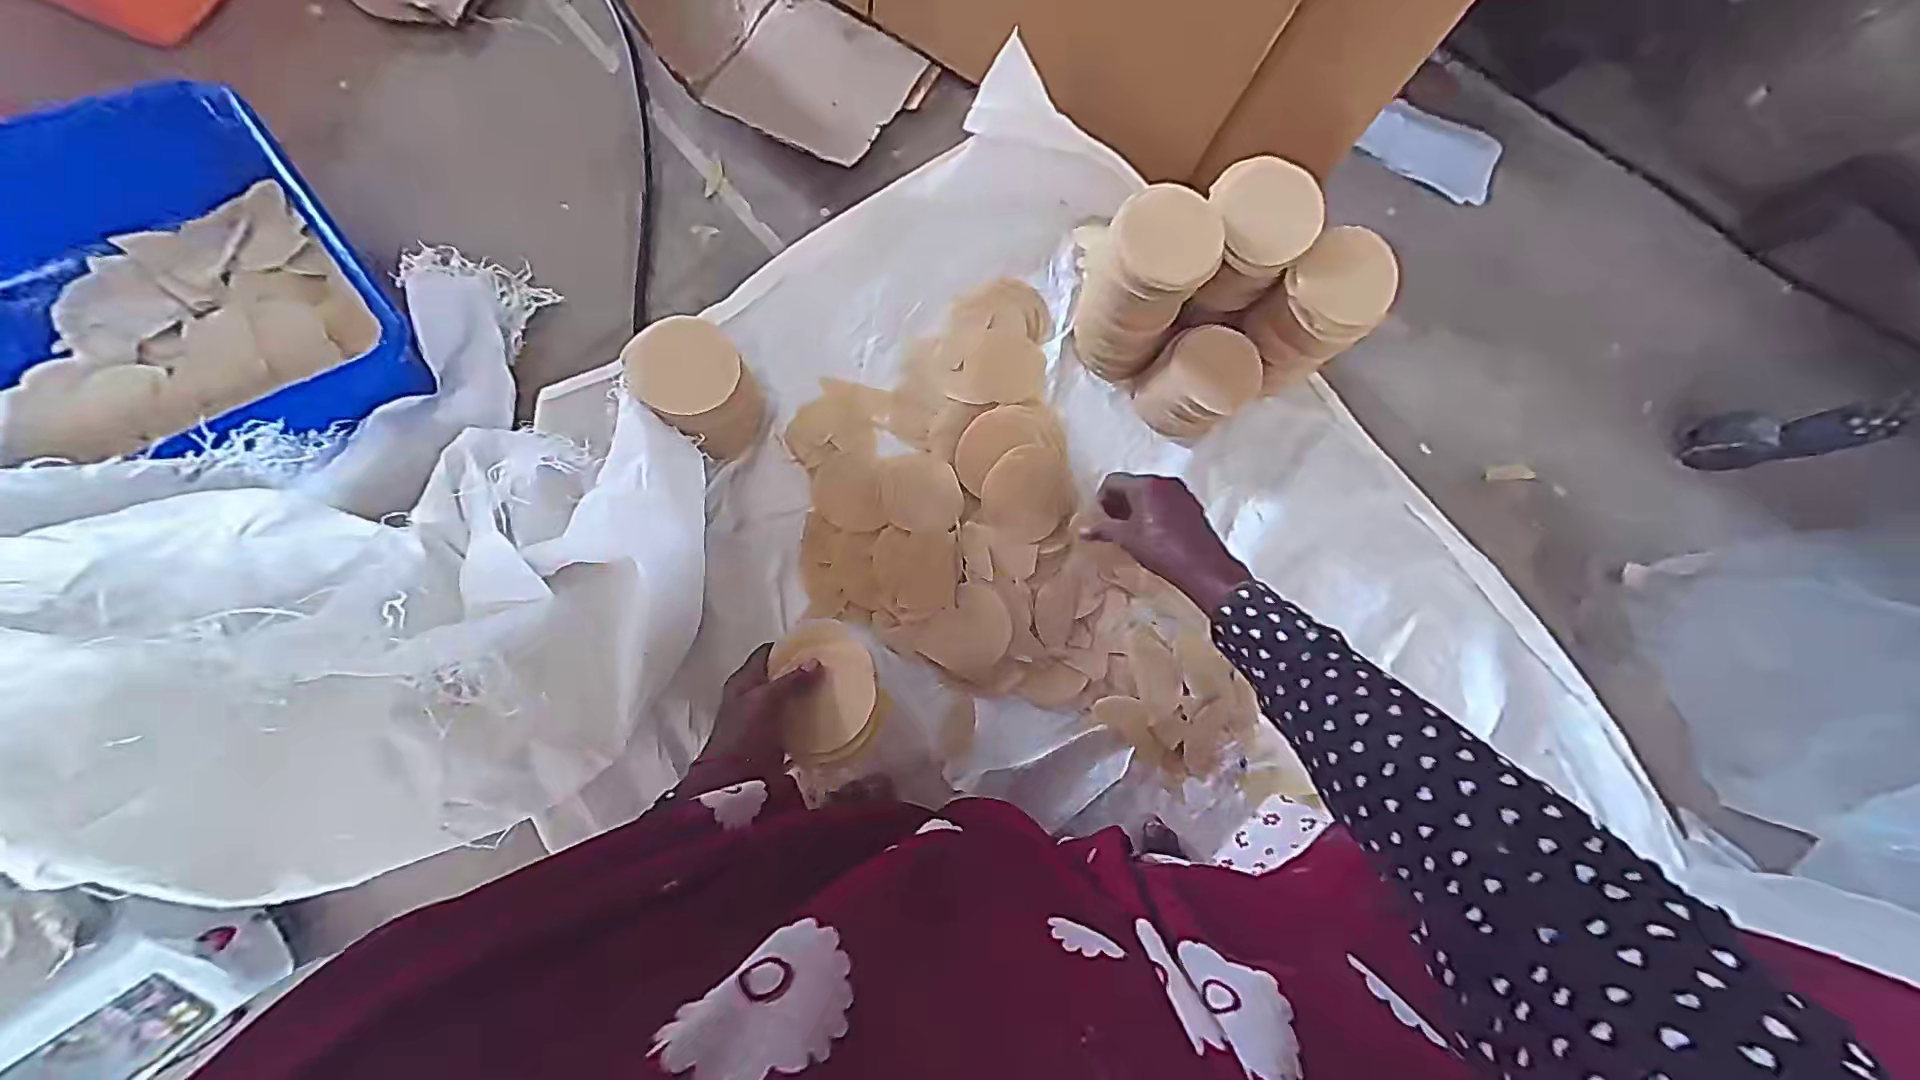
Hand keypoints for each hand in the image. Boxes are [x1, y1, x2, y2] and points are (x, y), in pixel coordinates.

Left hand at [696, 644, 822, 777]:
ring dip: (806, 695)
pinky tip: (826, 716)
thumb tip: (815, 661)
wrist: (736, 781)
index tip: (812, 645)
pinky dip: (807, 718)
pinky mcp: (773, 739)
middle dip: (801, 671)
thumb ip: (791, 680)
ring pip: (787, 699)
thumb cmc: (745, 733)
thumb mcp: (767, 700)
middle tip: (827, 667)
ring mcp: (762, 719)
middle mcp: (751, 697)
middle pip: (778, 676)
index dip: (786, 647)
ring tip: (831, 688)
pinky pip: (794, 722)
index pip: (766, 654)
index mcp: (743, 682)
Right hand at [1082, 473, 1249, 613]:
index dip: (1102, 499)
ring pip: (1149, 493)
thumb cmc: (1161, 550)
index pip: (1113, 481)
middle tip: (1111, 524)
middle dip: (1118, 503)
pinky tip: (1152, 533)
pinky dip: (1153, 511)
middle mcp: (1164, 482)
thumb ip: (1103, 530)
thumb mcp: (1127, 539)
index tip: (1100, 518)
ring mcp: (1181, 493)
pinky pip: (1165, 501)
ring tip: (1130, 530)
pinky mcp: (1192, 505)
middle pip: (1132, 485)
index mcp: (1145, 485)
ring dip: (1136, 507)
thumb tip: (1083, 531)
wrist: (1203, 567)